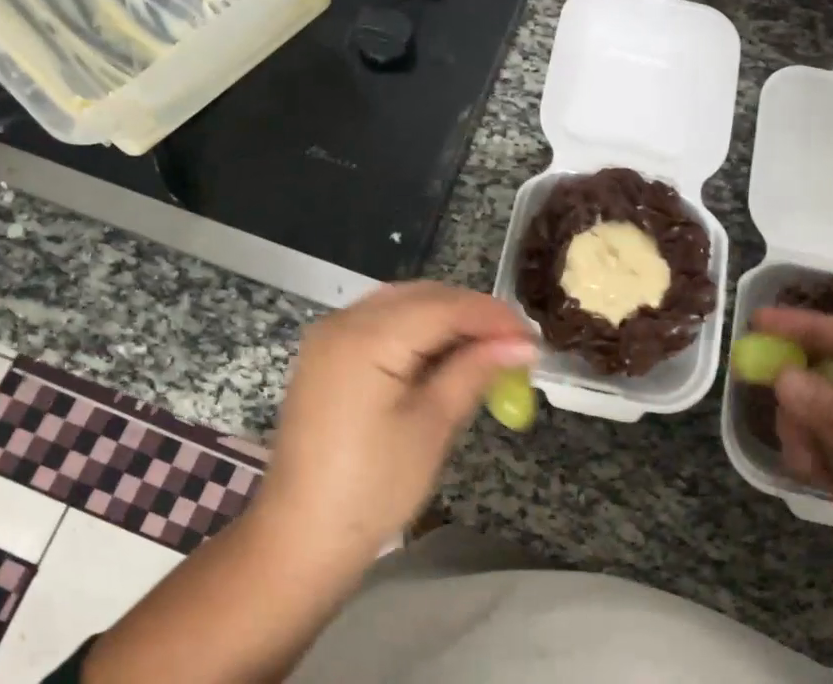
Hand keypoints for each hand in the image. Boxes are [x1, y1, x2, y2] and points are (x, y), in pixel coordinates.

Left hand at [258, 282, 537, 563]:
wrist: (300, 537)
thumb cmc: (372, 489)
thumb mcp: (432, 427)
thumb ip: (474, 371)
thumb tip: (523, 344)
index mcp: (366, 338)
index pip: (443, 307)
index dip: (492, 316)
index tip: (532, 339)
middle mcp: (342, 322)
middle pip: (421, 296)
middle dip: (470, 314)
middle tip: (513, 346)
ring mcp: (328, 336)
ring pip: (401, 304)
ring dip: (445, 320)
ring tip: (485, 351)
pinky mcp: (325, 355)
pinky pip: (379, 323)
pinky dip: (415, 331)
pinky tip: (442, 357)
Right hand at [757, 308, 832, 682]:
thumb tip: (782, 374)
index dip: (810, 327)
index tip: (760, 319)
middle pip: (830, 374)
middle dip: (796, 379)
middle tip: (758, 381)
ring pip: (815, 413)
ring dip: (799, 425)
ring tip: (803, 458)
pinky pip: (815, 449)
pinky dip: (802, 453)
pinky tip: (806, 474)